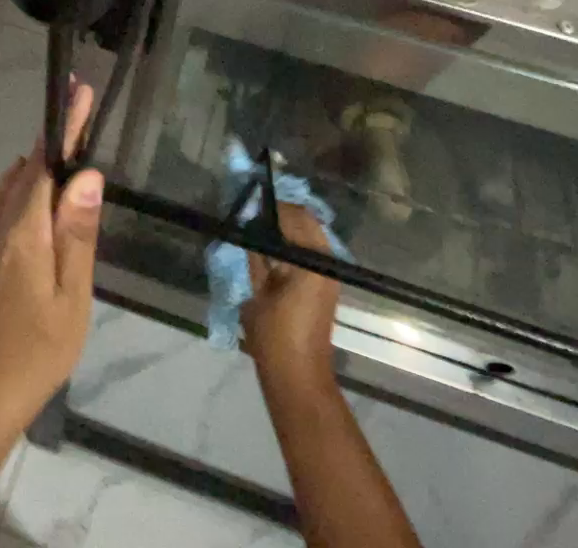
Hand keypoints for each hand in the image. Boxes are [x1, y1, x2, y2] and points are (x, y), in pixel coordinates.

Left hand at [0, 81, 103, 446]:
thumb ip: (77, 234)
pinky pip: (14, 200)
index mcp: (26, 231)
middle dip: (58, 133)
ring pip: (20, 182)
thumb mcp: (71, 294)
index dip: (66, 128)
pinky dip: (32, 178)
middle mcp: (6, 225)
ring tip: (72, 134)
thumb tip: (87, 176)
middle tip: (86, 103)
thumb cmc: (38, 347)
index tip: (82, 91)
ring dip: (45, 154)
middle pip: (32, 167)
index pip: (48, 165)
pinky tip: (45, 185)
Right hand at [243, 205, 340, 387]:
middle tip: (252, 214)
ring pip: (309, 235)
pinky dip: (293, 245)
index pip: (292, 217)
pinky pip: (310, 252)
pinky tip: (270, 250)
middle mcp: (325, 262)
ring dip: (288, 228)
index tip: (248, 201)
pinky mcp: (326, 284)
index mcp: (310, 261)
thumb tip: (250, 229)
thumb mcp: (256, 293)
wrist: (298, 375)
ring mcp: (329, 273)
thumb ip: (256, 257)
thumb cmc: (274, 336)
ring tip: (257, 229)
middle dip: (280, 214)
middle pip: (306, 221)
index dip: (270, 207)